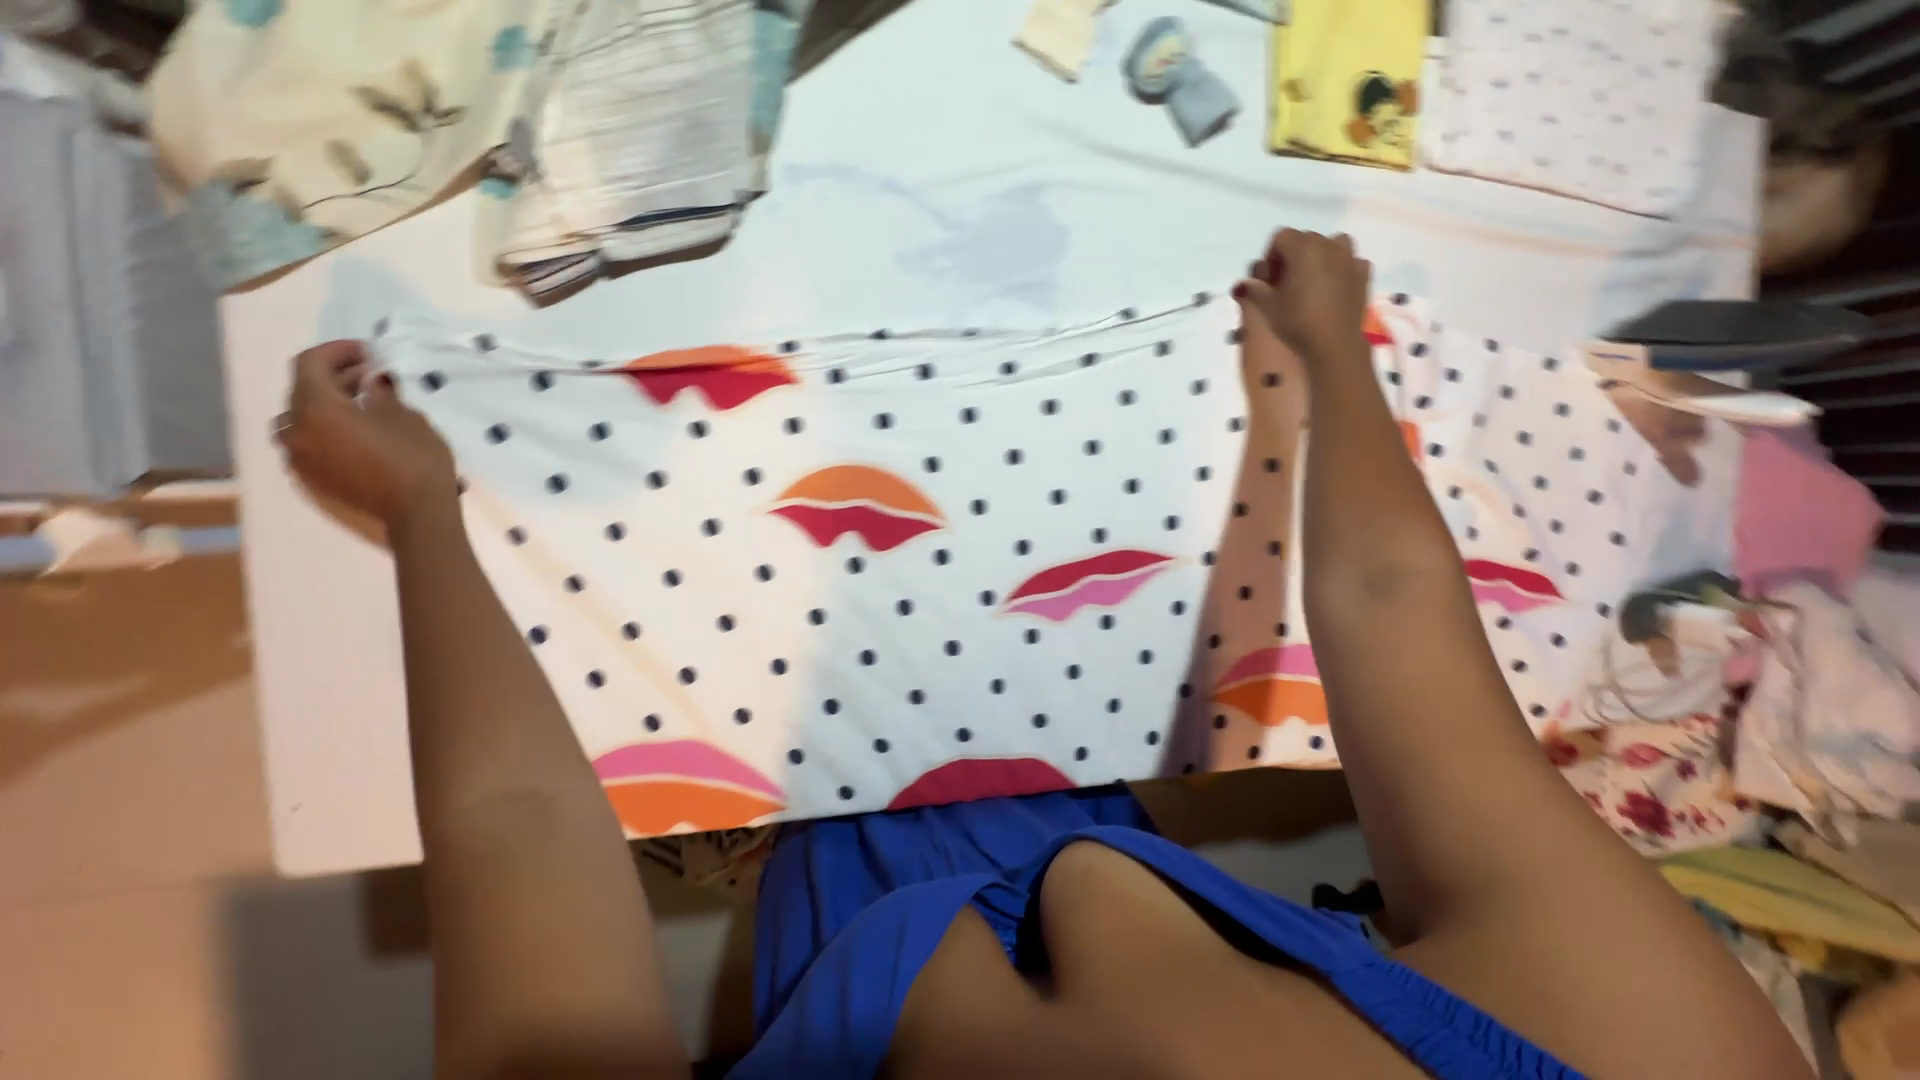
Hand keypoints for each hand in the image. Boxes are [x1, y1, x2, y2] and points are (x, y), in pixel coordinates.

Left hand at [276, 341, 456, 530]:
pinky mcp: (311, 477)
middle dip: (333, 377)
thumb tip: (373, 384)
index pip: (310, 363)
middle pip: (302, 390)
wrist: (417, 512)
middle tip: (369, 375)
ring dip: (325, 404)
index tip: (367, 352)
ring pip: (301, 418)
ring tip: (359, 405)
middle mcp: (296, 429)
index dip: (337, 351)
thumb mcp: (405, 415)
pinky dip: (326, 430)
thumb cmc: (414, 458)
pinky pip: (308, 442)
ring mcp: (299, 456)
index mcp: (315, 407)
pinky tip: (355, 433)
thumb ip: (381, 393)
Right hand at [1233, 229, 1371, 364]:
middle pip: (1305, 239)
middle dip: (1293, 255)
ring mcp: (1349, 258)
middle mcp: (1328, 245)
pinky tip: (1335, 286)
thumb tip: (1242, 284)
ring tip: (1312, 278)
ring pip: (1333, 243)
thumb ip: (1254, 289)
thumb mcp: (1267, 306)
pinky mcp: (1363, 274)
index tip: (1268, 278)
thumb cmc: (1297, 321)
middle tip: (1285, 282)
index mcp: (1302, 248)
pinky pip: (1351, 261)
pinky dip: (1342, 268)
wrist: (1334, 343)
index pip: (1281, 237)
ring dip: (1321, 255)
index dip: (1270, 255)